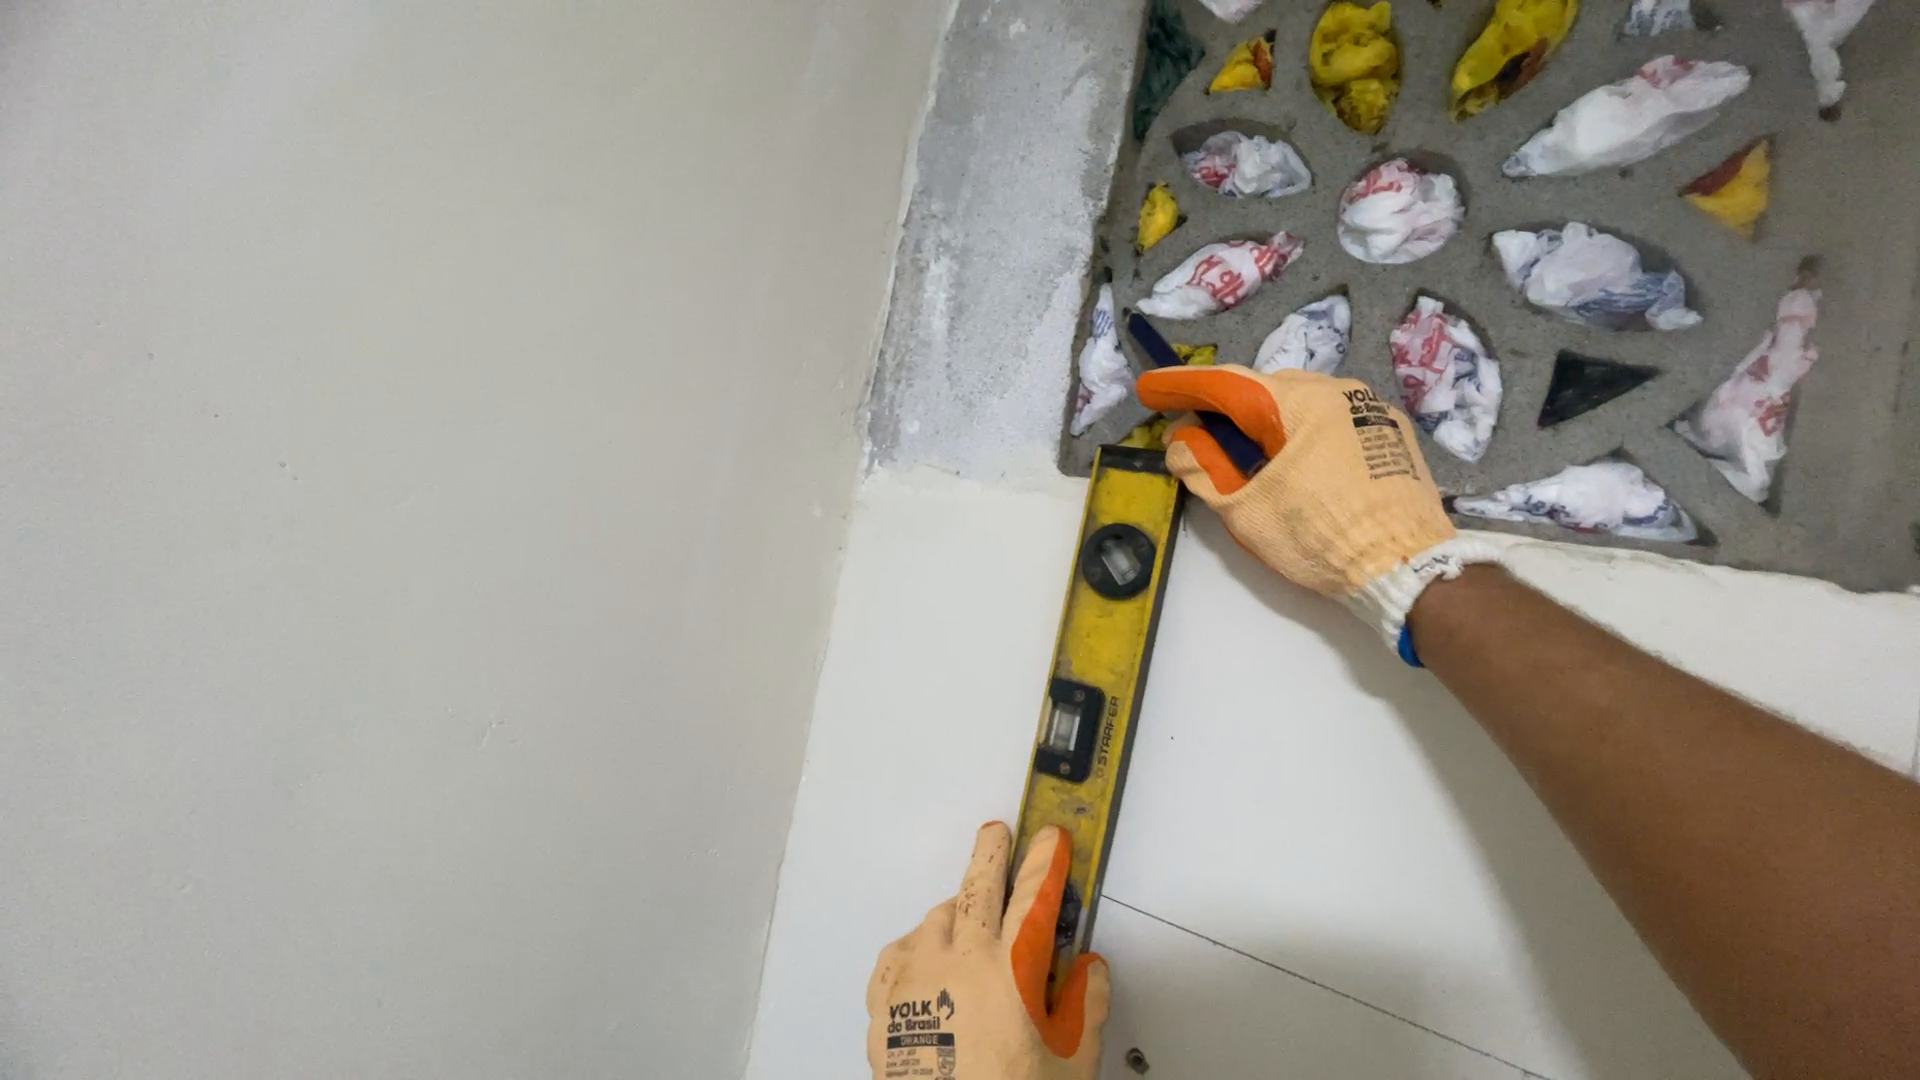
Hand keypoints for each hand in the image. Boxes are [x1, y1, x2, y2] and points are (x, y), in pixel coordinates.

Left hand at [866, 824, 1110, 1079]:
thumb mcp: (1069, 1067)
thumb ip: (1085, 1008)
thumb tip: (1090, 966)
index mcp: (1008, 974)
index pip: (1034, 900)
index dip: (1045, 864)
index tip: (1051, 839)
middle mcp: (958, 963)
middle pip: (977, 887)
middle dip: (992, 853)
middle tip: (998, 832)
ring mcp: (915, 979)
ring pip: (936, 919)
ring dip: (958, 912)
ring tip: (971, 924)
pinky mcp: (883, 1004)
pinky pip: (899, 953)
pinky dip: (917, 948)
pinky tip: (929, 961)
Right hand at [1135, 365, 1498, 650]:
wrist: (1406, 568)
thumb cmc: (1318, 537)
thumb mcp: (1245, 509)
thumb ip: (1203, 468)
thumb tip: (1179, 443)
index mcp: (1300, 403)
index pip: (1228, 384)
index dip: (1184, 387)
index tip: (1151, 389)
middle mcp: (1339, 392)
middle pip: (1264, 390)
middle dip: (1225, 409)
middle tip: (1195, 435)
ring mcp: (1371, 410)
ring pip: (1300, 405)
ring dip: (1264, 423)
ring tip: (1244, 455)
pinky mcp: (1391, 435)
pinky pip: (1331, 421)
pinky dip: (1299, 434)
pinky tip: (1291, 464)